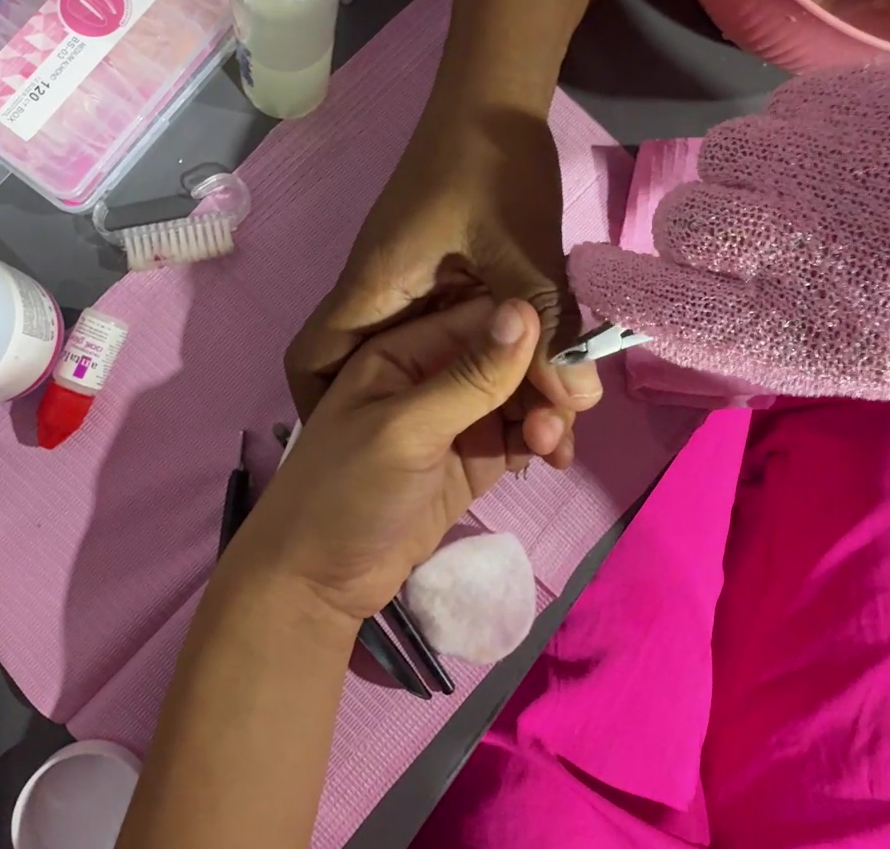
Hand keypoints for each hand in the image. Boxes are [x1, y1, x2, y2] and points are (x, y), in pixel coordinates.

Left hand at [239, 297, 538, 621]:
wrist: (319, 580)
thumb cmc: (347, 491)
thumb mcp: (406, 429)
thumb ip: (469, 377)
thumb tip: (524, 309)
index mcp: (404, 350)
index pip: (480, 319)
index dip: (529, 336)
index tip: (569, 365)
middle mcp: (432, 375)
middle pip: (507, 358)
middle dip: (542, 382)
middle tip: (565, 416)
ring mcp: (453, 420)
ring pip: (519, 399)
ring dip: (545, 416)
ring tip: (552, 448)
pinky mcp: (470, 460)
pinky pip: (517, 437)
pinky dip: (539, 444)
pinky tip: (554, 460)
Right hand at [286, 101, 600, 471]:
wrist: (496, 96)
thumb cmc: (491, 164)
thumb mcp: (523, 254)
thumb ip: (547, 329)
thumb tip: (576, 406)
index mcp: (373, 287)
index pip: (313, 356)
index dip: (317, 405)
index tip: (362, 452)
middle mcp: (381, 291)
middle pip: (375, 369)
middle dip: (425, 417)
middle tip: (487, 455)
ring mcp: (410, 281)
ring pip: (425, 355)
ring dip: (469, 390)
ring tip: (530, 428)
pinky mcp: (438, 272)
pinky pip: (451, 331)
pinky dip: (484, 359)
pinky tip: (534, 380)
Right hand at [567, 65, 889, 413]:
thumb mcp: (822, 360)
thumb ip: (721, 325)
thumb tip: (621, 283)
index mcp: (820, 335)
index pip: (668, 302)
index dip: (612, 282)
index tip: (590, 264)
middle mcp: (847, 253)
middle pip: (688, 220)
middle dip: (698, 229)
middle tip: (751, 236)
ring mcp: (888, 165)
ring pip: (730, 149)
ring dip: (749, 175)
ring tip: (811, 194)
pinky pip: (791, 100)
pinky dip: (799, 130)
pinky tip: (849, 156)